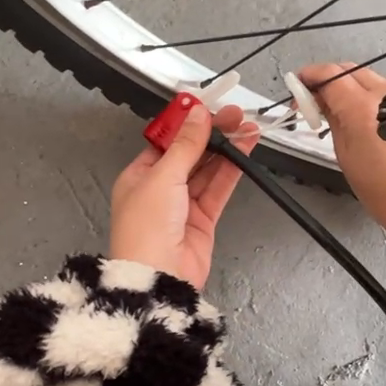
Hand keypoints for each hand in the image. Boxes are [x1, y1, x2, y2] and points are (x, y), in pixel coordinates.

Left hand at [110, 103, 259, 287]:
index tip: (208, 106)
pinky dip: (232, 171)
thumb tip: (196, 116)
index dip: (187, 123)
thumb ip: (185, 145)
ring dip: (227, 150)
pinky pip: (219, 190)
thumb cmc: (143, 233)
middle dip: (213, 134)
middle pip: (190, 154)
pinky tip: (244, 153)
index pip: (166, 141)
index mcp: (138, 177)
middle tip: (235, 116)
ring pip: (208, 170)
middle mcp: (160, 190)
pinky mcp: (202, 221)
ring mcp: (182, 207)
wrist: (157, 279)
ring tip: (247, 130)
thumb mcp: (162, 177)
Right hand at [297, 62, 385, 235]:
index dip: (309, 76)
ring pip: (369, 79)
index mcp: (363, 108)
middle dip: (327, 79)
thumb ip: (333, 122)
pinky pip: (385, 93)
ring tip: (336, 112)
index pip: (330, 75)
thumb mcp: (346, 157)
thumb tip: (322, 103)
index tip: (298, 84)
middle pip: (349, 70)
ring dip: (348, 88)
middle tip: (313, 99)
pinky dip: (367, 98)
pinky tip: (361, 118)